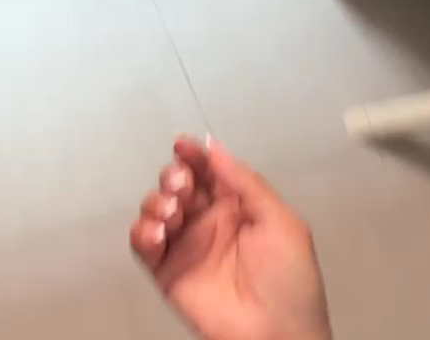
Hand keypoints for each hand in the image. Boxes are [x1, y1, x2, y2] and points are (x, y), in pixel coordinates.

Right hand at [130, 137, 330, 339]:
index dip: (192, 154)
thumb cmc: (288, 282)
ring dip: (157, 201)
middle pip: (176, 183)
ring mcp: (183, 245)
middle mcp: (205, 221)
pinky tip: (158, 234)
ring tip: (172, 214)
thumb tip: (214, 147)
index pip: (206, 170)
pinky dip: (143, 231)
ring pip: (155, 206)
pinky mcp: (164, 270)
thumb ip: (247, 183)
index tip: (182, 146)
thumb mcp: (284, 226)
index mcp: (234, 207)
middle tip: (181, 186)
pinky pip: (141, 242)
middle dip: (173, 177)